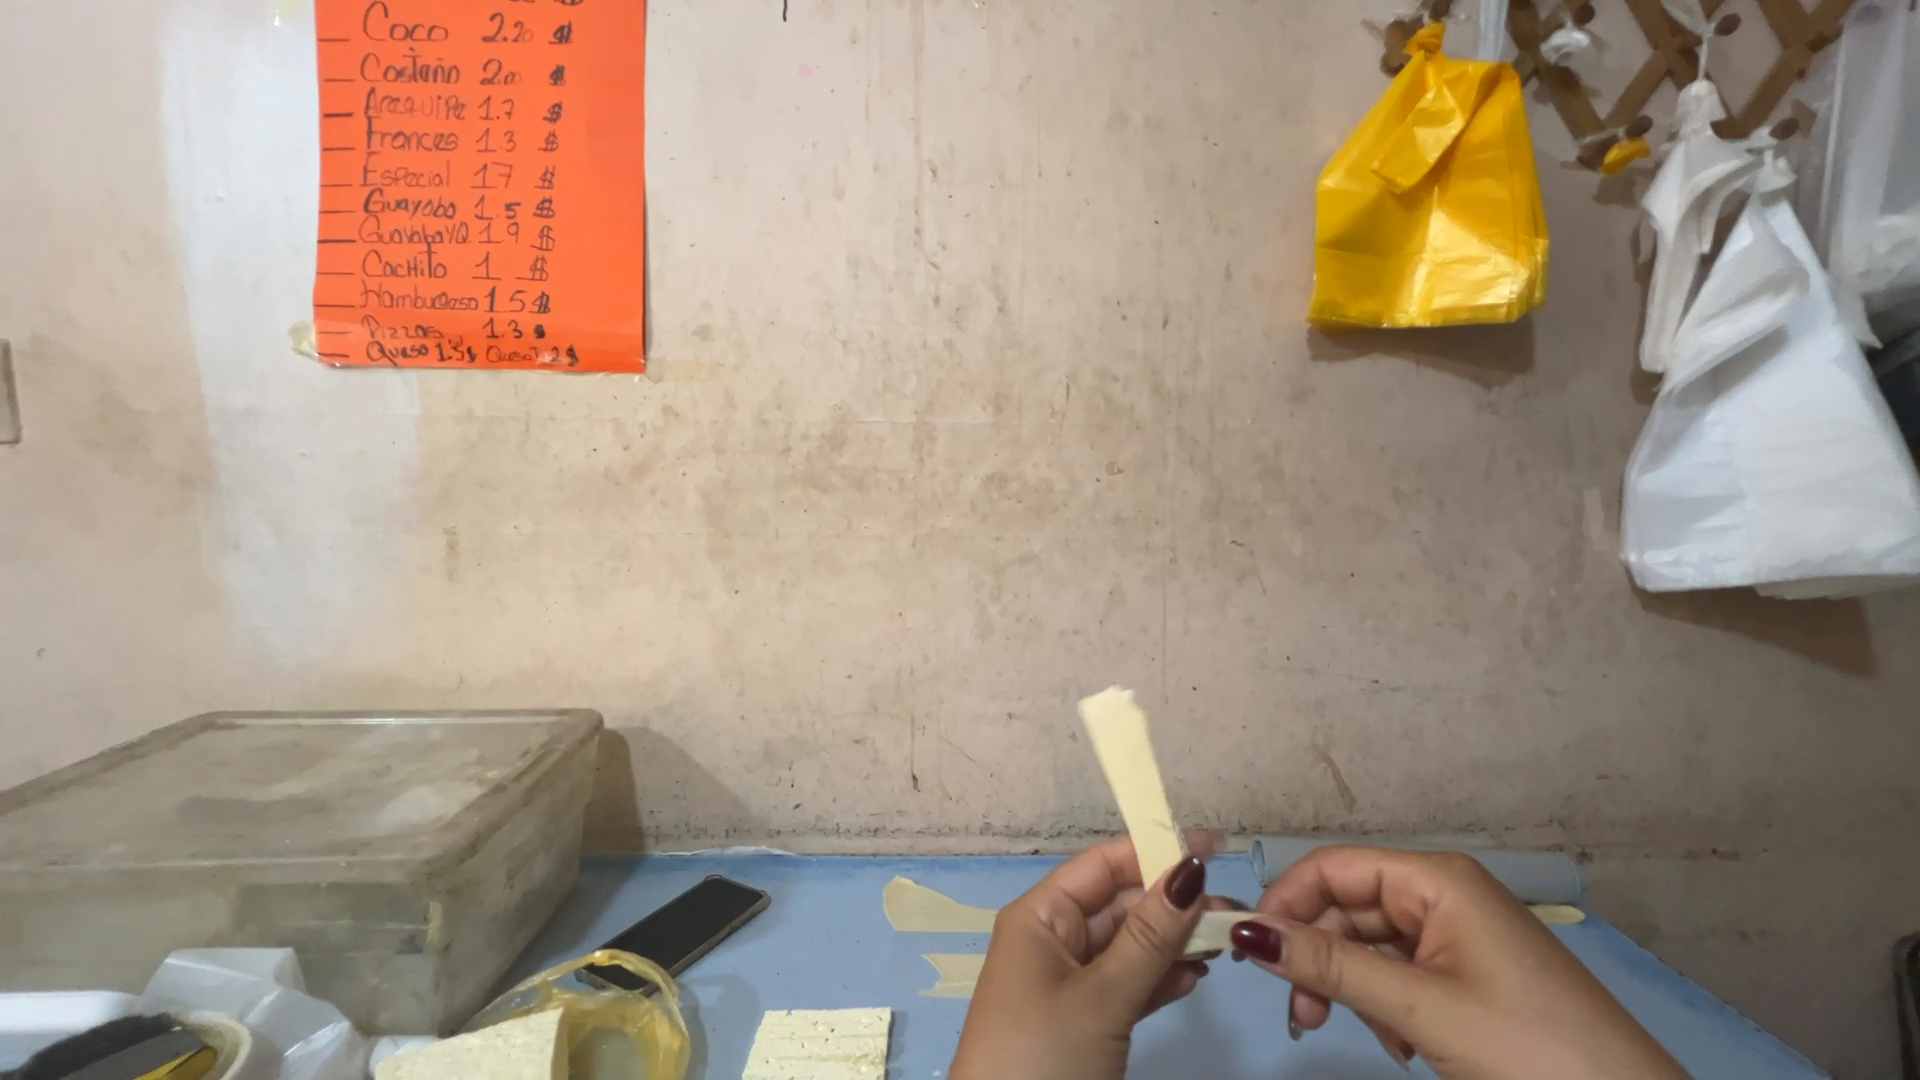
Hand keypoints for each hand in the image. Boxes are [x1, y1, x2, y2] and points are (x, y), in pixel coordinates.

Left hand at [949, 835, 1216, 1079]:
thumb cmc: (1043, 1057)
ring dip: (1173, 942)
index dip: (1153, 850)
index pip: (1102, 866)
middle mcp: (1052, 937)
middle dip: (1172, 903)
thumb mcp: (1100, 997)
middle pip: (1119, 904)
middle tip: (1234, 909)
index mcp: (1040, 915)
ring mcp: (1068, 980)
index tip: (1212, 847)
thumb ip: (1150, 938)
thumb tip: (1190, 869)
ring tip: (1225, 943)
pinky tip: (1195, 976)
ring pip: (1128, 945)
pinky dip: (1160, 978)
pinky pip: (1128, 982)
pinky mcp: (1084, 1019)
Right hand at [1228, 846, 1687, 1079]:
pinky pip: (1400, 971)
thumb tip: (1244, 931)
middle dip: (1315, 953)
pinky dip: (1381, 1002)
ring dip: (1346, 983)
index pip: (1333, 868)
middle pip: (1348, 906)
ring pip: (1369, 943)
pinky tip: (1394, 1043)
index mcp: (1435, 879)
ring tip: (1337, 1026)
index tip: (1249, 948)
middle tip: (1296, 1009)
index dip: (1285, 901)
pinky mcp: (1471, 975)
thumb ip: (1329, 965)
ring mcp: (1459, 935)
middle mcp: (1443, 894)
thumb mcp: (1418, 1007)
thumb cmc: (1526, 1049)